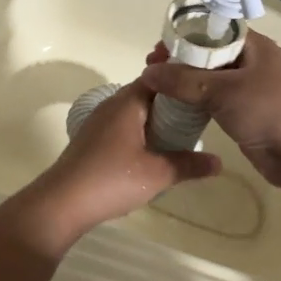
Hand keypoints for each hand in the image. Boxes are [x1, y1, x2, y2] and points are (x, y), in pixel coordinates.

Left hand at [22, 80, 219, 242]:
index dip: (182, 78)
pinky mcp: (94, 139)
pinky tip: (155, 148)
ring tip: (183, 130)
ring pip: (136, 109)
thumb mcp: (158, 174)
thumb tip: (219, 162)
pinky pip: (126, 123)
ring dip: (157, 116)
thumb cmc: (111, 180)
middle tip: (201, 112)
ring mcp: (100, 121)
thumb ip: (189, 165)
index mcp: (129, 101)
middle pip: (149, 91)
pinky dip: (143, 129)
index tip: (204, 86)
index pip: (160, 76)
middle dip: (174, 100)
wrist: (61, 204)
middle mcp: (113, 104)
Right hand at [142, 30, 280, 189]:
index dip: (185, 36)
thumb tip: (148, 72)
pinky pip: (215, 101)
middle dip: (181, 61)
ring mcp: (249, 89)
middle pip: (210, 54)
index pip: (214, 30)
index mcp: (254, 46)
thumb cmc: (267, 111)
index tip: (158, 49)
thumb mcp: (222, 91)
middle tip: (152, 70)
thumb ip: (183, 81)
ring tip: (158, 88)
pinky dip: (196, 102)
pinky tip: (176, 107)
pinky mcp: (245, 113)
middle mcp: (253, 62)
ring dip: (186, 83)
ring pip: (211, 80)